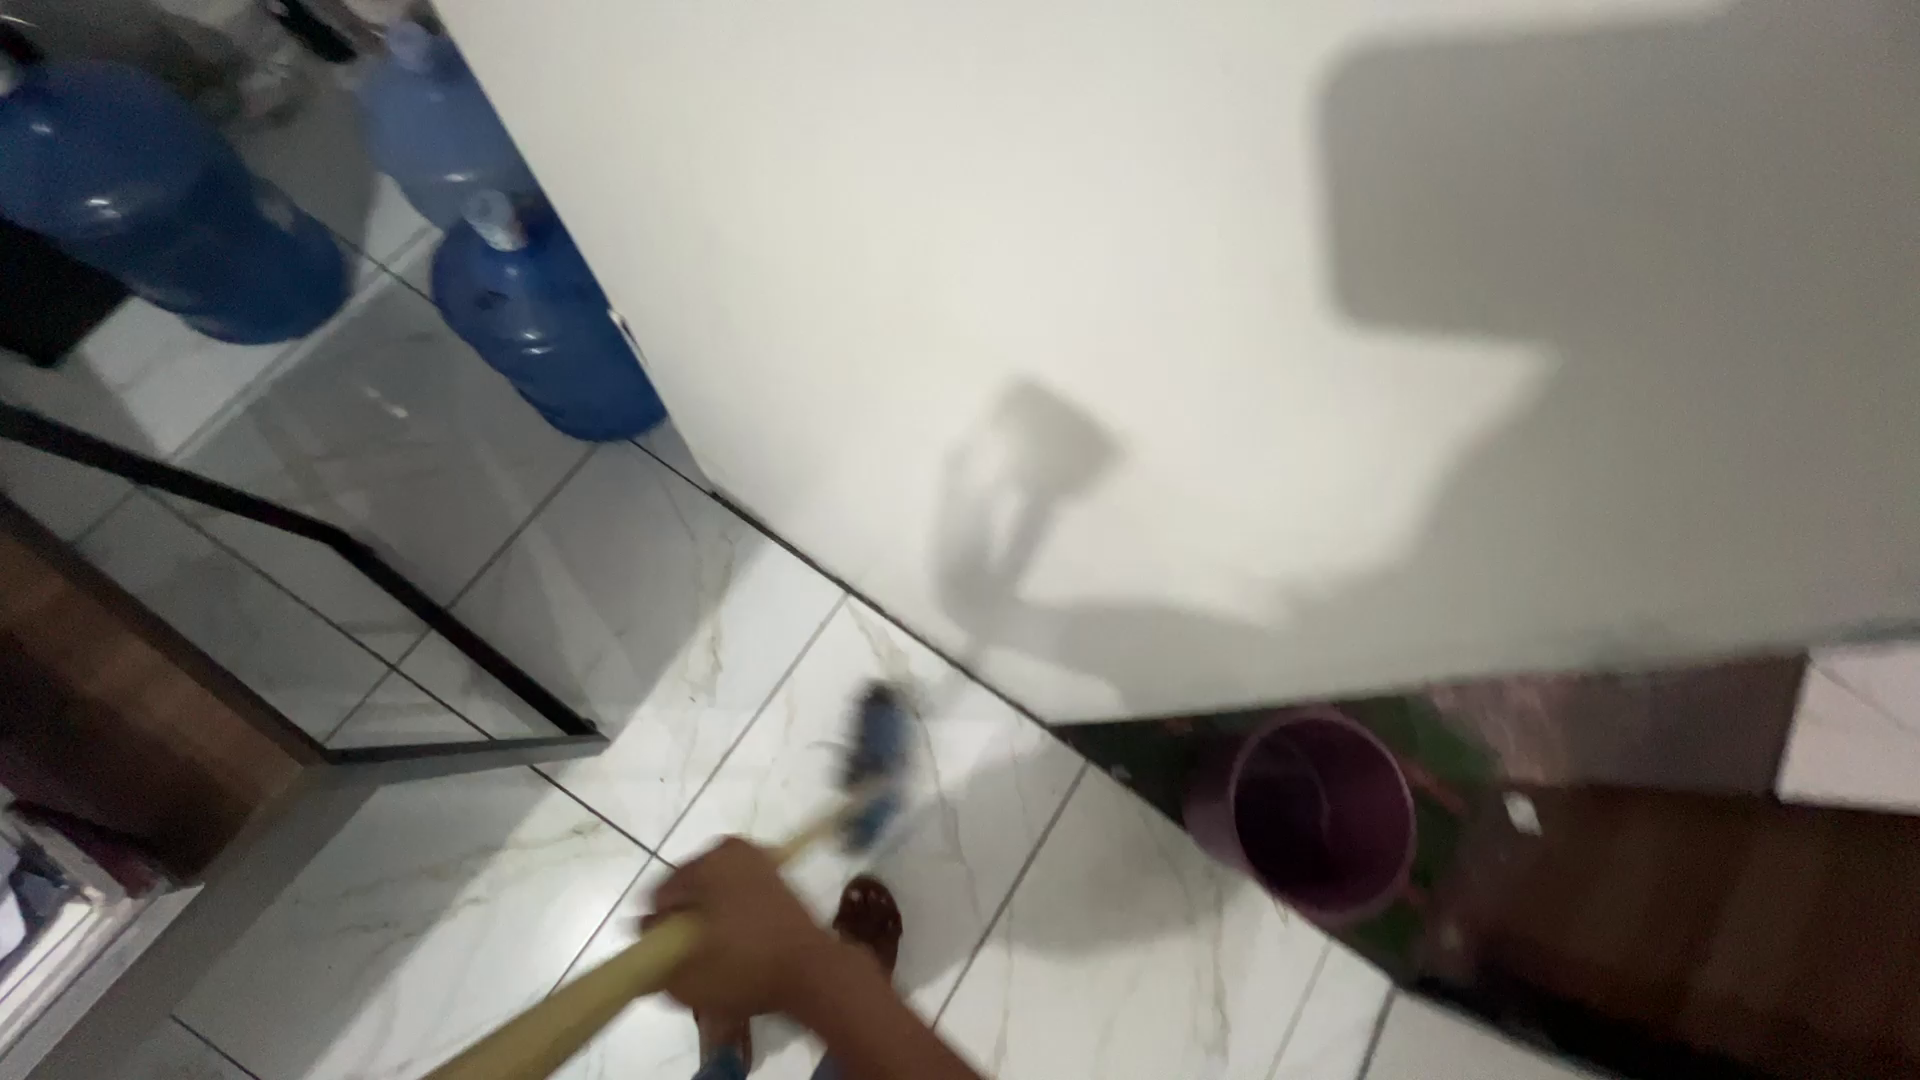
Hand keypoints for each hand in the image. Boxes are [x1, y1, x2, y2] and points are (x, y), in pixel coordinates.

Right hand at [643, 837, 840, 1018]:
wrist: (808, 967)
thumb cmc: (743, 968)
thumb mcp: (682, 976)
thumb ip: (649, 956)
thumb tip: (644, 933)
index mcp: (706, 862)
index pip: (660, 893)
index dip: (656, 927)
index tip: (663, 956)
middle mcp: (731, 848)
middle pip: (688, 884)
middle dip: (683, 915)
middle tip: (687, 953)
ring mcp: (757, 856)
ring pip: (713, 885)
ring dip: (707, 911)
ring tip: (712, 948)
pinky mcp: (775, 871)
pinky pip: (736, 886)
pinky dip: (730, 907)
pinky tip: (735, 937)